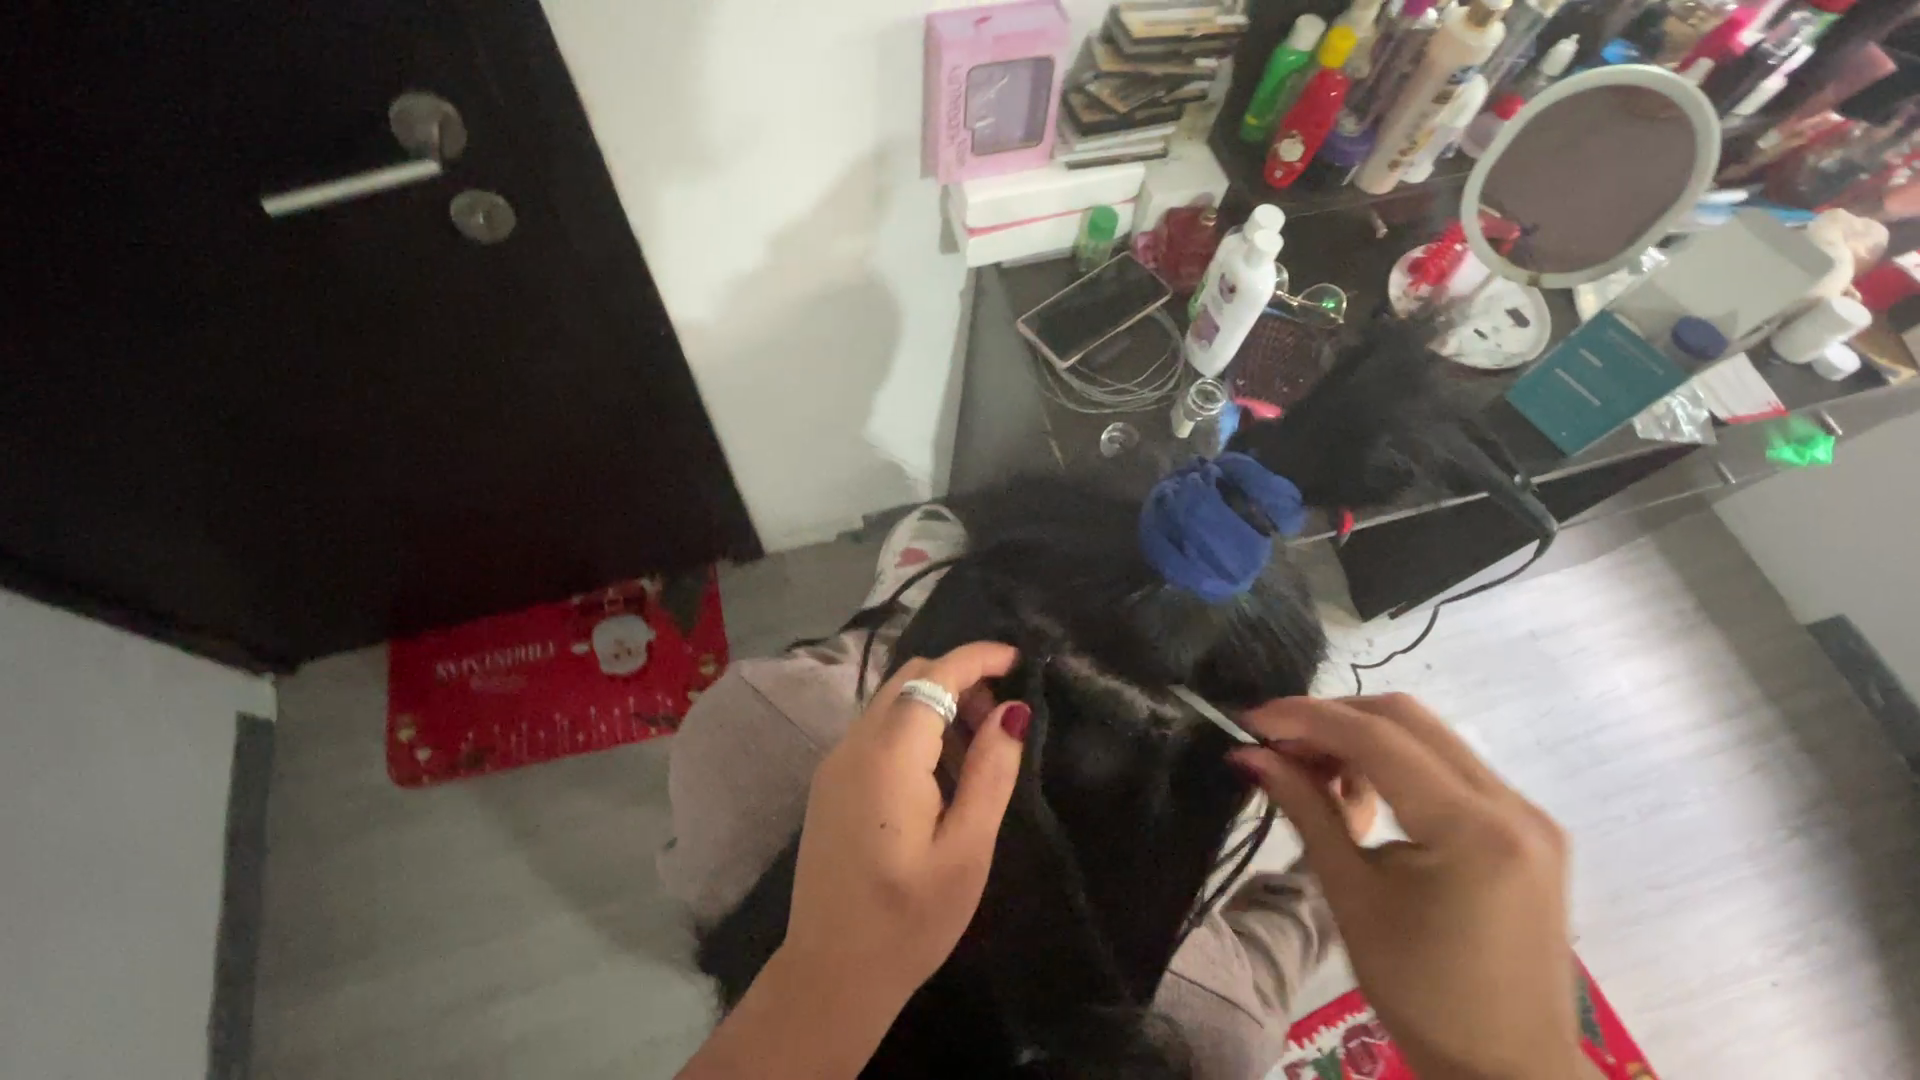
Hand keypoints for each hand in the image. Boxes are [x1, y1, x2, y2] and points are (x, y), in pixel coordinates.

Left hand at [783, 642, 1030, 1002]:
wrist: (832, 974)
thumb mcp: (967, 850)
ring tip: (980, 753)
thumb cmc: (910, 921)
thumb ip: (992, 772)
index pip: (933, 675)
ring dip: (938, 704)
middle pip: (909, 678)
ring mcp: (835, 762)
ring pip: (892, 701)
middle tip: (1003, 723)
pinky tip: (942, 774)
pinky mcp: (830, 783)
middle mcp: (854, 745)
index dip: (977, 658)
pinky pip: (877, 730)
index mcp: (888, 756)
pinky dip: (915, 728)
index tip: (1019, 660)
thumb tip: (1013, 710)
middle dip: (960, 680)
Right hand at [1230, 694, 1583, 1079]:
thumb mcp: (1350, 894)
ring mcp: (1527, 814)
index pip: (1377, 738)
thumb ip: (1305, 808)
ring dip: (1362, 738)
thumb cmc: (1418, 991)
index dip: (1305, 718)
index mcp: (1472, 828)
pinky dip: (1396, 765)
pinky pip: (1450, 769)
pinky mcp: (1526, 829)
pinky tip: (1358, 792)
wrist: (1507, 1068)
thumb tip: (1249, 754)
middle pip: (1407, 719)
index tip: (1251, 721)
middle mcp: (1511, 805)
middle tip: (1276, 742)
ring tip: (1310, 769)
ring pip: (1429, 738)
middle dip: (1332, 718)